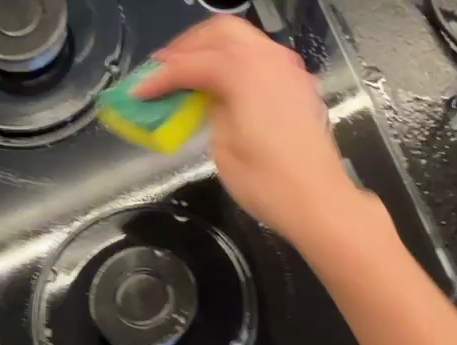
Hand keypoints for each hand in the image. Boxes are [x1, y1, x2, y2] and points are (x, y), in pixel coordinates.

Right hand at [138, 15, 380, 249]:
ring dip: (212, 51)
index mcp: (244, 72)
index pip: (193, 64)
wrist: (316, 200)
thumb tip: (208, 100)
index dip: (161, 77)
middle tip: (162, 69)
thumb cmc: (268, 183)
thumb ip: (211, 112)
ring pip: (243, 40)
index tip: (140, 90)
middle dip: (186, 48)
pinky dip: (235, 63)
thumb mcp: (224, 149)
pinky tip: (223, 85)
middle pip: (219, 33)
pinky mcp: (297, 86)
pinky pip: (261, 59)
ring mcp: (287, 69)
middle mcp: (268, 59)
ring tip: (189, 74)